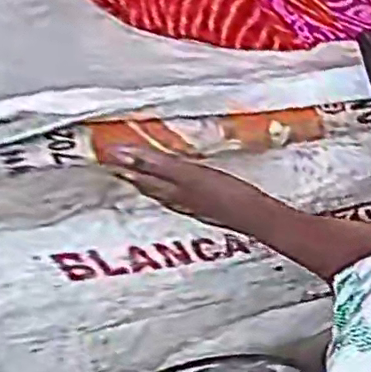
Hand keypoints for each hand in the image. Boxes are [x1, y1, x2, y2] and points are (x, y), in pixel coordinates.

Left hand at [104, 147, 275, 231]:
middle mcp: (179, 201)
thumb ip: (154, 163)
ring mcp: (199, 209)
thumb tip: (115, 151)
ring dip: (157, 186)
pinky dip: (182, 194)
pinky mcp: (218, 213)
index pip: (136, 174)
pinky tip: (188, 194)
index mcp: (169, 190)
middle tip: (122, 164)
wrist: (265, 220)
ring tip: (149, 177)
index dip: (120, 163)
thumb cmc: (230, 195)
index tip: (105, 152)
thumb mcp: (189, 173)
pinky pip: (190, 201)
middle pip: (149, 186)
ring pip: (168, 195)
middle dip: (135, 175)